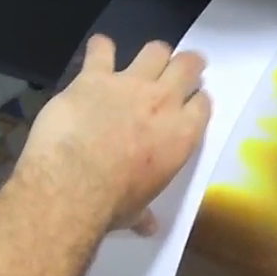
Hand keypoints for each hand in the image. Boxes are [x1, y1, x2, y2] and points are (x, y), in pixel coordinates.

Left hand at [19, 36, 211, 234]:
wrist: (74, 183)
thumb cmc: (114, 203)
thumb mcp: (136, 211)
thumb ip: (145, 214)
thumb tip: (148, 227)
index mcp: (181, 137)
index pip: (202, 106)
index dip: (199, 102)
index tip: (194, 104)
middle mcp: (162, 103)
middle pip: (187, 67)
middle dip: (189, 65)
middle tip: (187, 67)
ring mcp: (128, 85)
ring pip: (155, 51)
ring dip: (155, 54)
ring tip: (151, 59)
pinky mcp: (93, 77)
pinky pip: (102, 49)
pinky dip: (101, 49)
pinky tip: (99, 52)